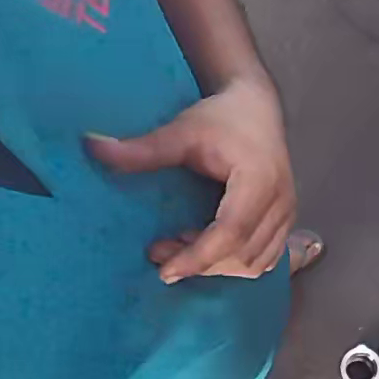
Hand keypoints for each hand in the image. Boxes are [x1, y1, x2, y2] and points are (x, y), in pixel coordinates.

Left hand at [87, 79, 294, 282]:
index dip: (198, 257)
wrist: (259, 108)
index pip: (231, 232)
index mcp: (259, 180)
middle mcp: (281, 202)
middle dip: (201, 263)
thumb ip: (143, 148)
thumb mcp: (182, 130)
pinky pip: (265, 259)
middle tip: (159, 253)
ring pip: (256, 263)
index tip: (164, 270)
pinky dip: (235, 262)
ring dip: (217, 266)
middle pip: (243, 254)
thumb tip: (91, 146)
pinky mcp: (286, 221)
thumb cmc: (222, 118)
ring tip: (181, 247)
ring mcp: (287, 214)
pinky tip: (207, 247)